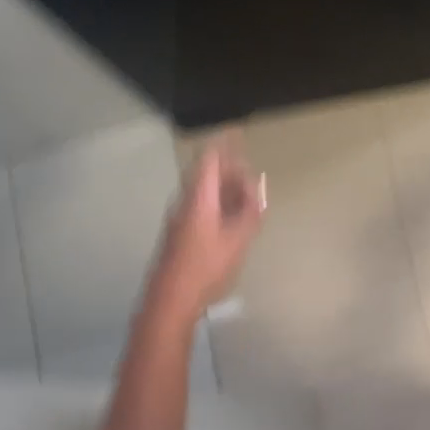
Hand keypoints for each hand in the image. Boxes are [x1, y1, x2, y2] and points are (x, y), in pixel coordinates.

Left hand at [145, 131, 264, 325]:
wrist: (171, 297)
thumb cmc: (206, 266)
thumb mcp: (238, 239)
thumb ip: (251, 210)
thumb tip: (258, 187)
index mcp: (199, 196)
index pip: (210, 158)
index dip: (224, 143)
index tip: (237, 133)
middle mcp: (186, 200)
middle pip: (206, 173)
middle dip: (228, 168)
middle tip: (248, 171)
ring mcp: (179, 216)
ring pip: (203, 191)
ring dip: (224, 188)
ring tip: (245, 195)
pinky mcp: (179, 232)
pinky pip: (200, 205)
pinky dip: (218, 203)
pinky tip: (231, 217)